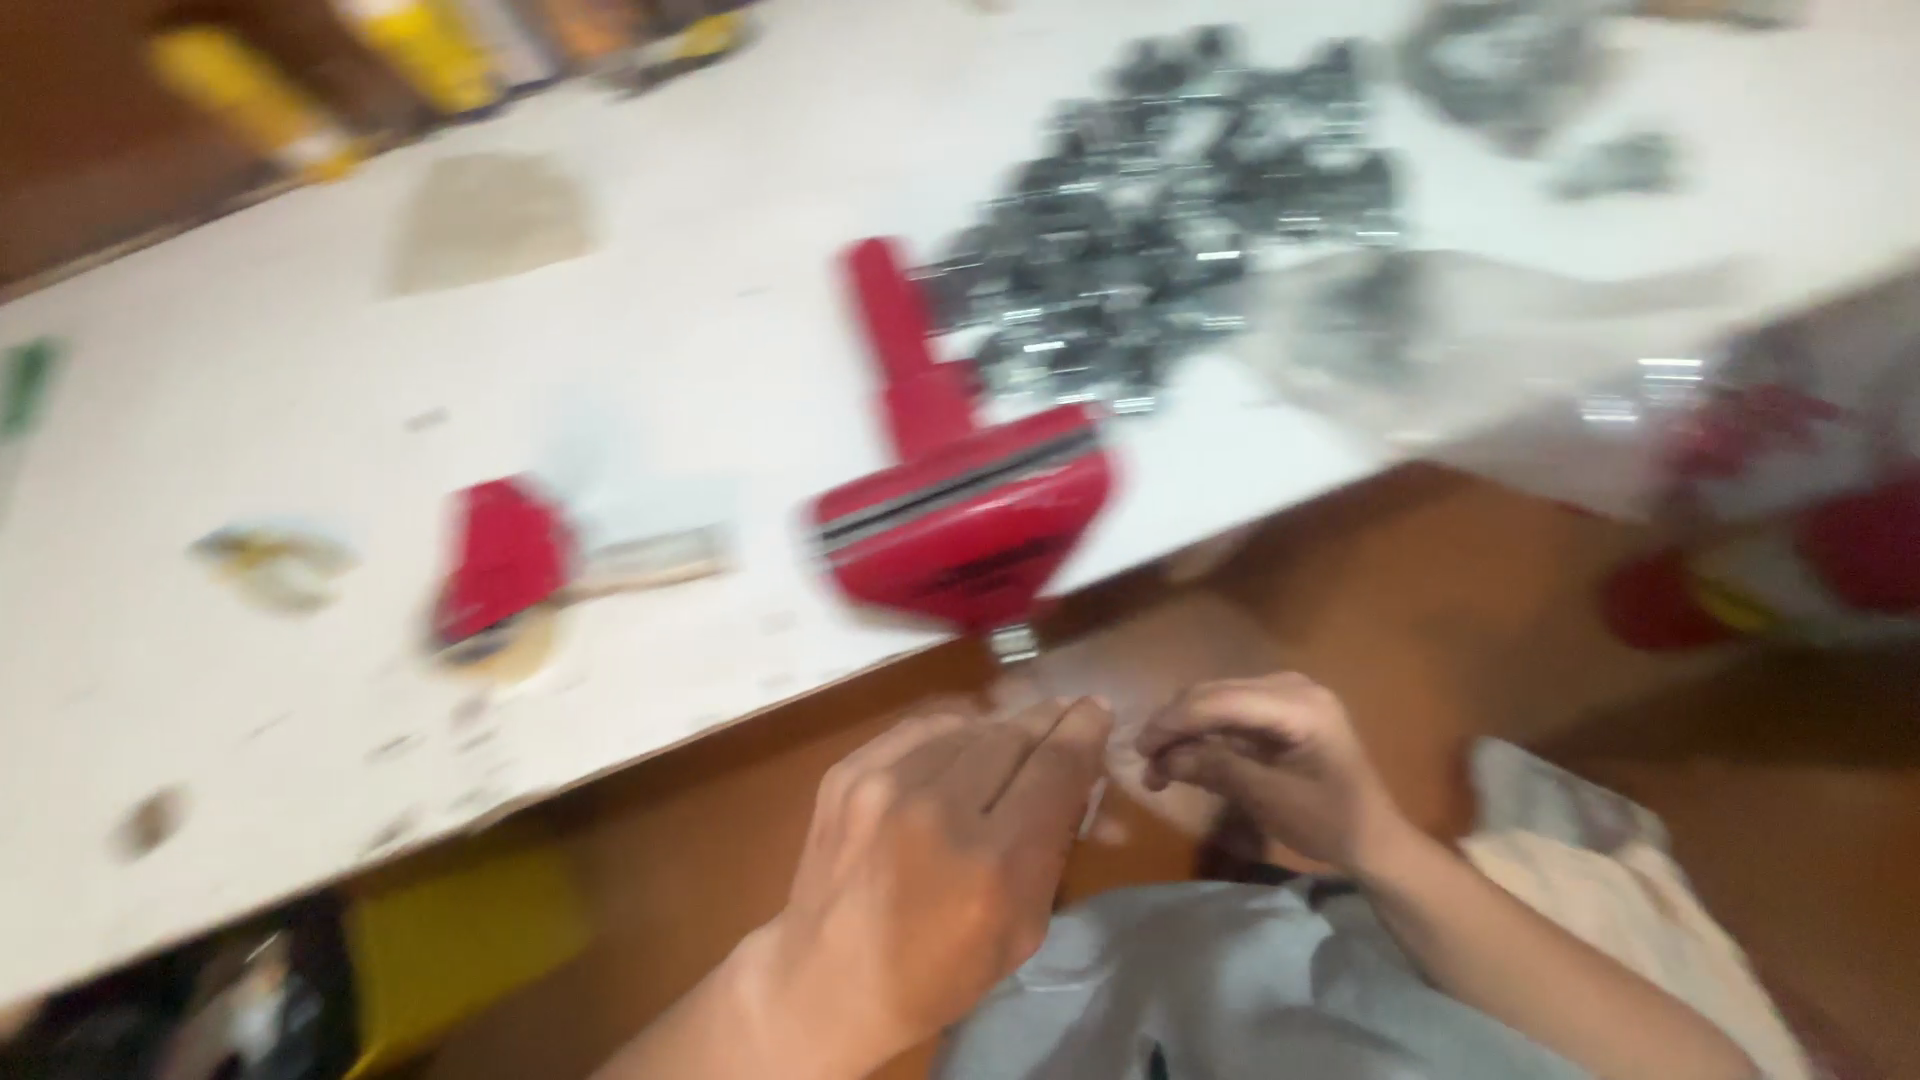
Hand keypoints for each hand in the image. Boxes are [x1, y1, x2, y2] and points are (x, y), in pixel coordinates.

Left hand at [744, 697, 1112, 1073]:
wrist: (824, 978)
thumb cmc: (937, 972)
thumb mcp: (1023, 930)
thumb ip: (1055, 844)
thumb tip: (1083, 772)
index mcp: (991, 865)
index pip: (1054, 768)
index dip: (1084, 731)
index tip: (1097, 710)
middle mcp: (936, 811)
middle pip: (1013, 736)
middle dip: (1047, 721)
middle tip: (1065, 715)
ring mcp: (883, 784)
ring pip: (968, 724)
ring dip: (1001, 728)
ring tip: (1014, 740)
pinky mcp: (848, 771)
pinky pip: (921, 728)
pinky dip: (953, 732)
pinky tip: (963, 746)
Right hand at [1136, 673, 1409, 874]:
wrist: (1376, 839)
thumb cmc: (1330, 822)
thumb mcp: (1271, 800)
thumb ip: (1217, 770)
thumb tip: (1162, 759)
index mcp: (1299, 705)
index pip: (1221, 701)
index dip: (1175, 721)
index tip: (1140, 748)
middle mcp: (1292, 686)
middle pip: (1214, 693)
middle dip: (1174, 725)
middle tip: (1144, 760)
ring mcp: (1286, 693)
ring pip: (1215, 699)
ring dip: (1184, 728)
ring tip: (1159, 764)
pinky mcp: (1279, 707)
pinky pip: (1229, 710)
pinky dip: (1203, 731)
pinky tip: (1184, 755)